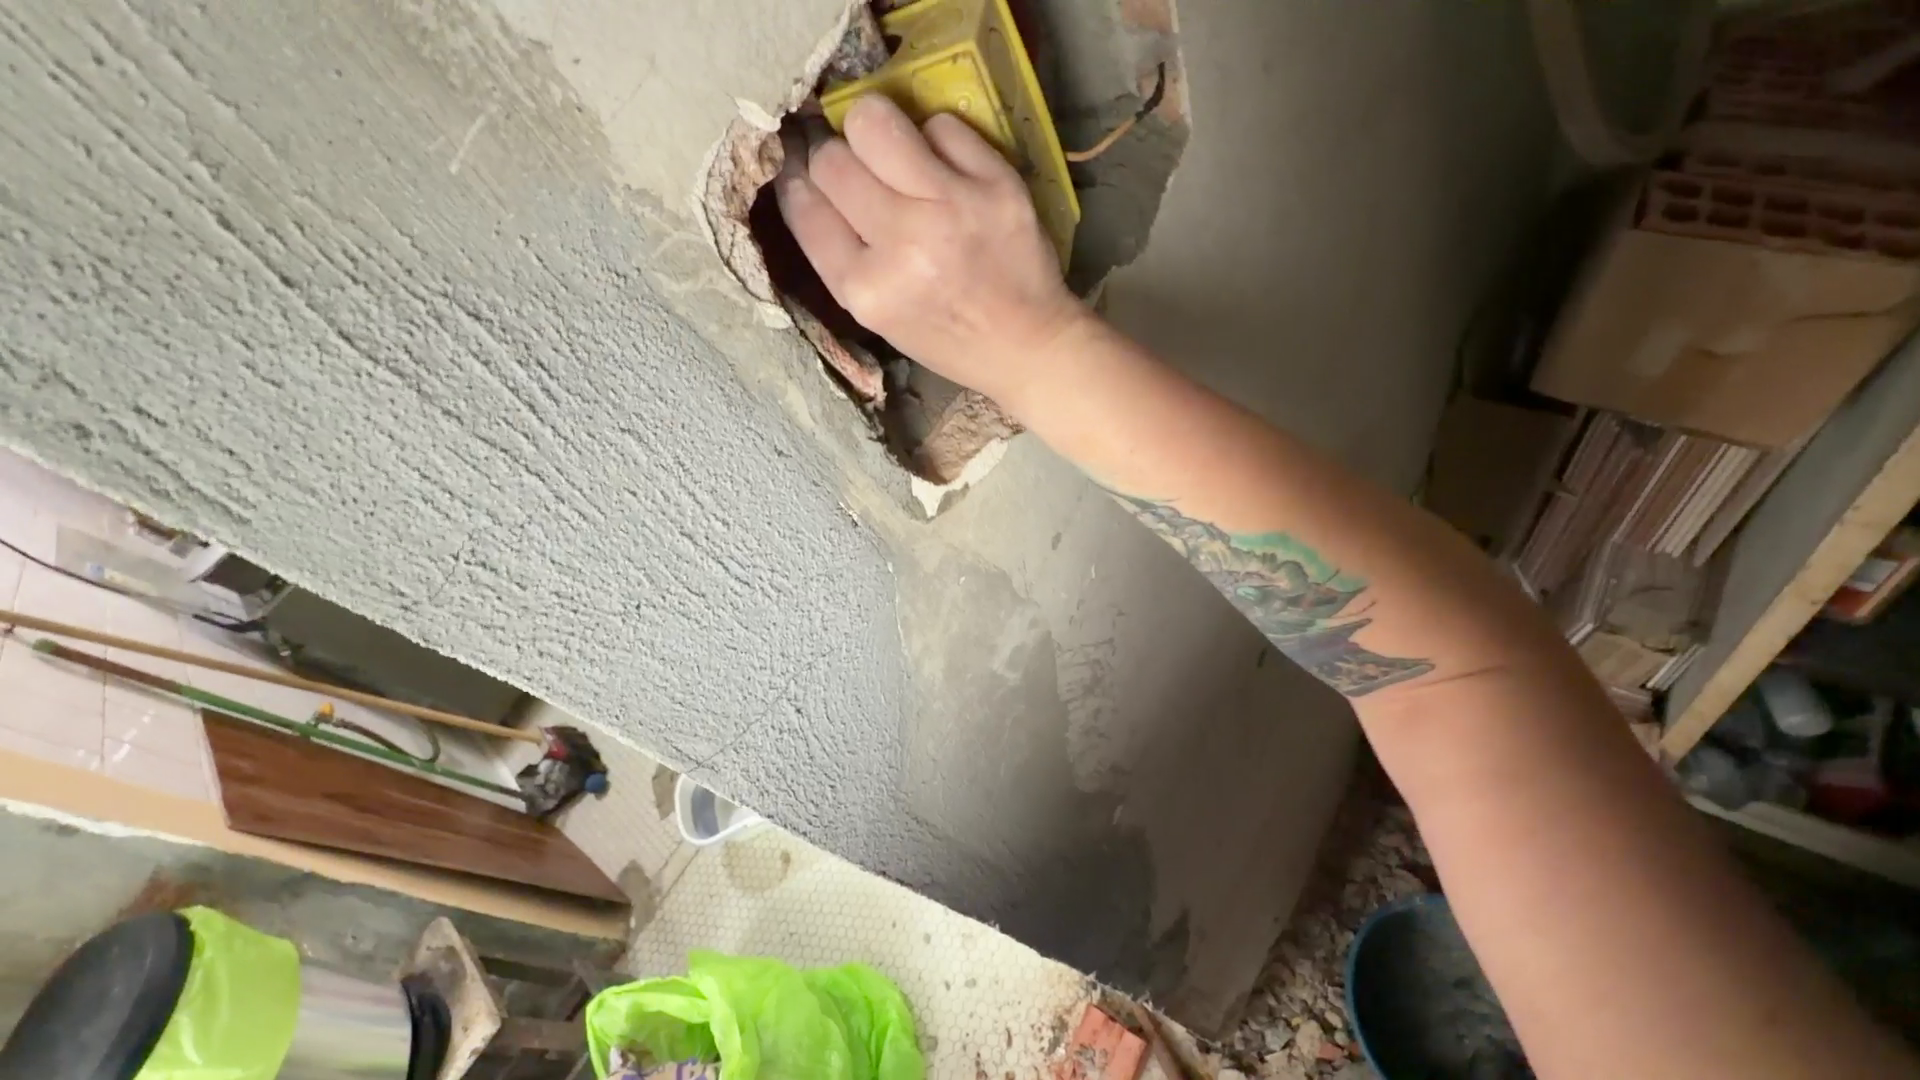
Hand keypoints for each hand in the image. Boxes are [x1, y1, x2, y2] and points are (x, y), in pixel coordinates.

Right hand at [775, 95, 1088, 402]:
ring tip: (893, 154)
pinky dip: (935, 139)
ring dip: (874, 130)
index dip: (799, 179)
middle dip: (836, 158)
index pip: (804, 204)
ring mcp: (951, 208)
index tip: (809, 171)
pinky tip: (944, 169)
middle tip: (859, 170)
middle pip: (832, 158)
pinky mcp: (996, 183)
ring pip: (875, 121)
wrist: (1025, 344)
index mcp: (865, 289)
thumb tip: (801, 174)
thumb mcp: (875, 314)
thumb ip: (837, 252)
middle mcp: (903, 244)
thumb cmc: (945, 335)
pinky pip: (939, 124)